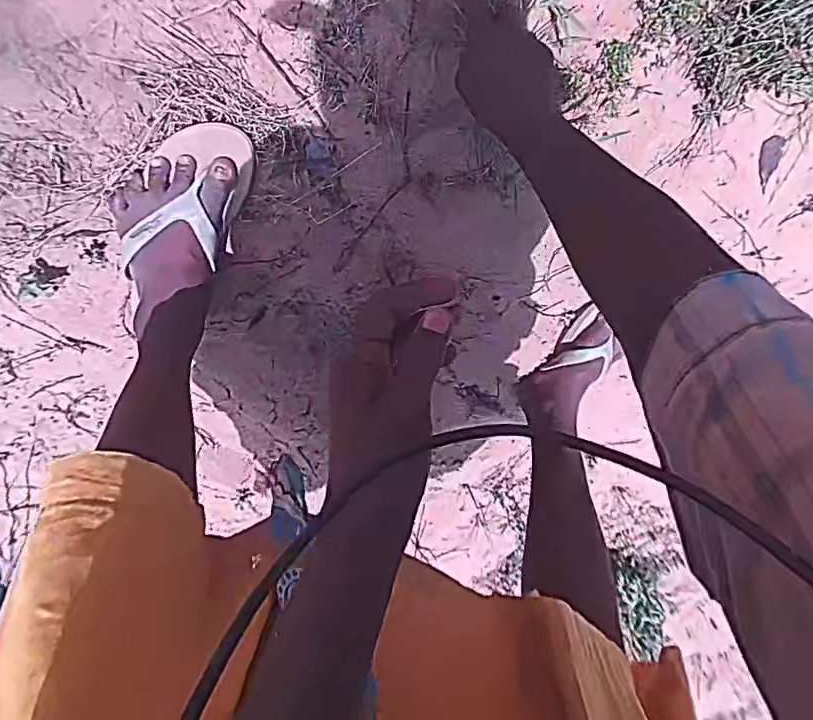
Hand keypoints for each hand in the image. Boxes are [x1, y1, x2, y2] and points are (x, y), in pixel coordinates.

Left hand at [328, 276, 456, 498]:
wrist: (365, 526)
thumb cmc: (385, 465)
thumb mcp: (408, 406)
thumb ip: (421, 357)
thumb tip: (438, 312)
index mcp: (355, 362)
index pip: (381, 310)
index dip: (416, 292)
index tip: (453, 286)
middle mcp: (356, 368)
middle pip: (384, 321)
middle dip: (418, 305)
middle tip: (458, 299)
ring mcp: (366, 387)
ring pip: (393, 343)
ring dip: (422, 328)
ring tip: (457, 321)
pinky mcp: (378, 405)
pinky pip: (399, 366)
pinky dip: (421, 354)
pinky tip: (443, 355)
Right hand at [455, 0, 562, 145]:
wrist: (529, 121)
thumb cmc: (489, 104)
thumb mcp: (465, 82)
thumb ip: (467, 59)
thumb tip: (471, 50)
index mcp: (485, 36)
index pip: (476, 5)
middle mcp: (510, 32)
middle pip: (505, 6)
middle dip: (496, 8)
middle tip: (489, 19)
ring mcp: (531, 41)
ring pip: (518, 29)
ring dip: (510, 36)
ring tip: (504, 56)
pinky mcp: (546, 54)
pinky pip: (530, 46)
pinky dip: (523, 53)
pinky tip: (519, 71)